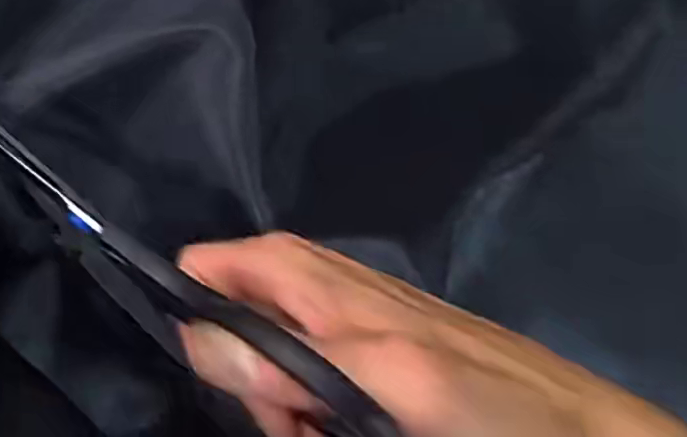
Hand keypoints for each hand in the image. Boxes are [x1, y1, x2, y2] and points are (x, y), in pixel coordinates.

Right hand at [177, 234, 686, 436]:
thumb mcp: (388, 377)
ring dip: (287, 417)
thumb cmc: (494, 403)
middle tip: (308, 429)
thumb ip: (289, 356)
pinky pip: (304, 391)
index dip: (204, 332)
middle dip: (254, 391)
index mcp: (289, 265)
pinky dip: (315, 422)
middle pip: (225, 330)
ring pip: (263, 368)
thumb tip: (191, 339)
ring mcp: (329, 326)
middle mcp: (298, 284)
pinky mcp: (357, 364)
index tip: (248, 391)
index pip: (197, 272)